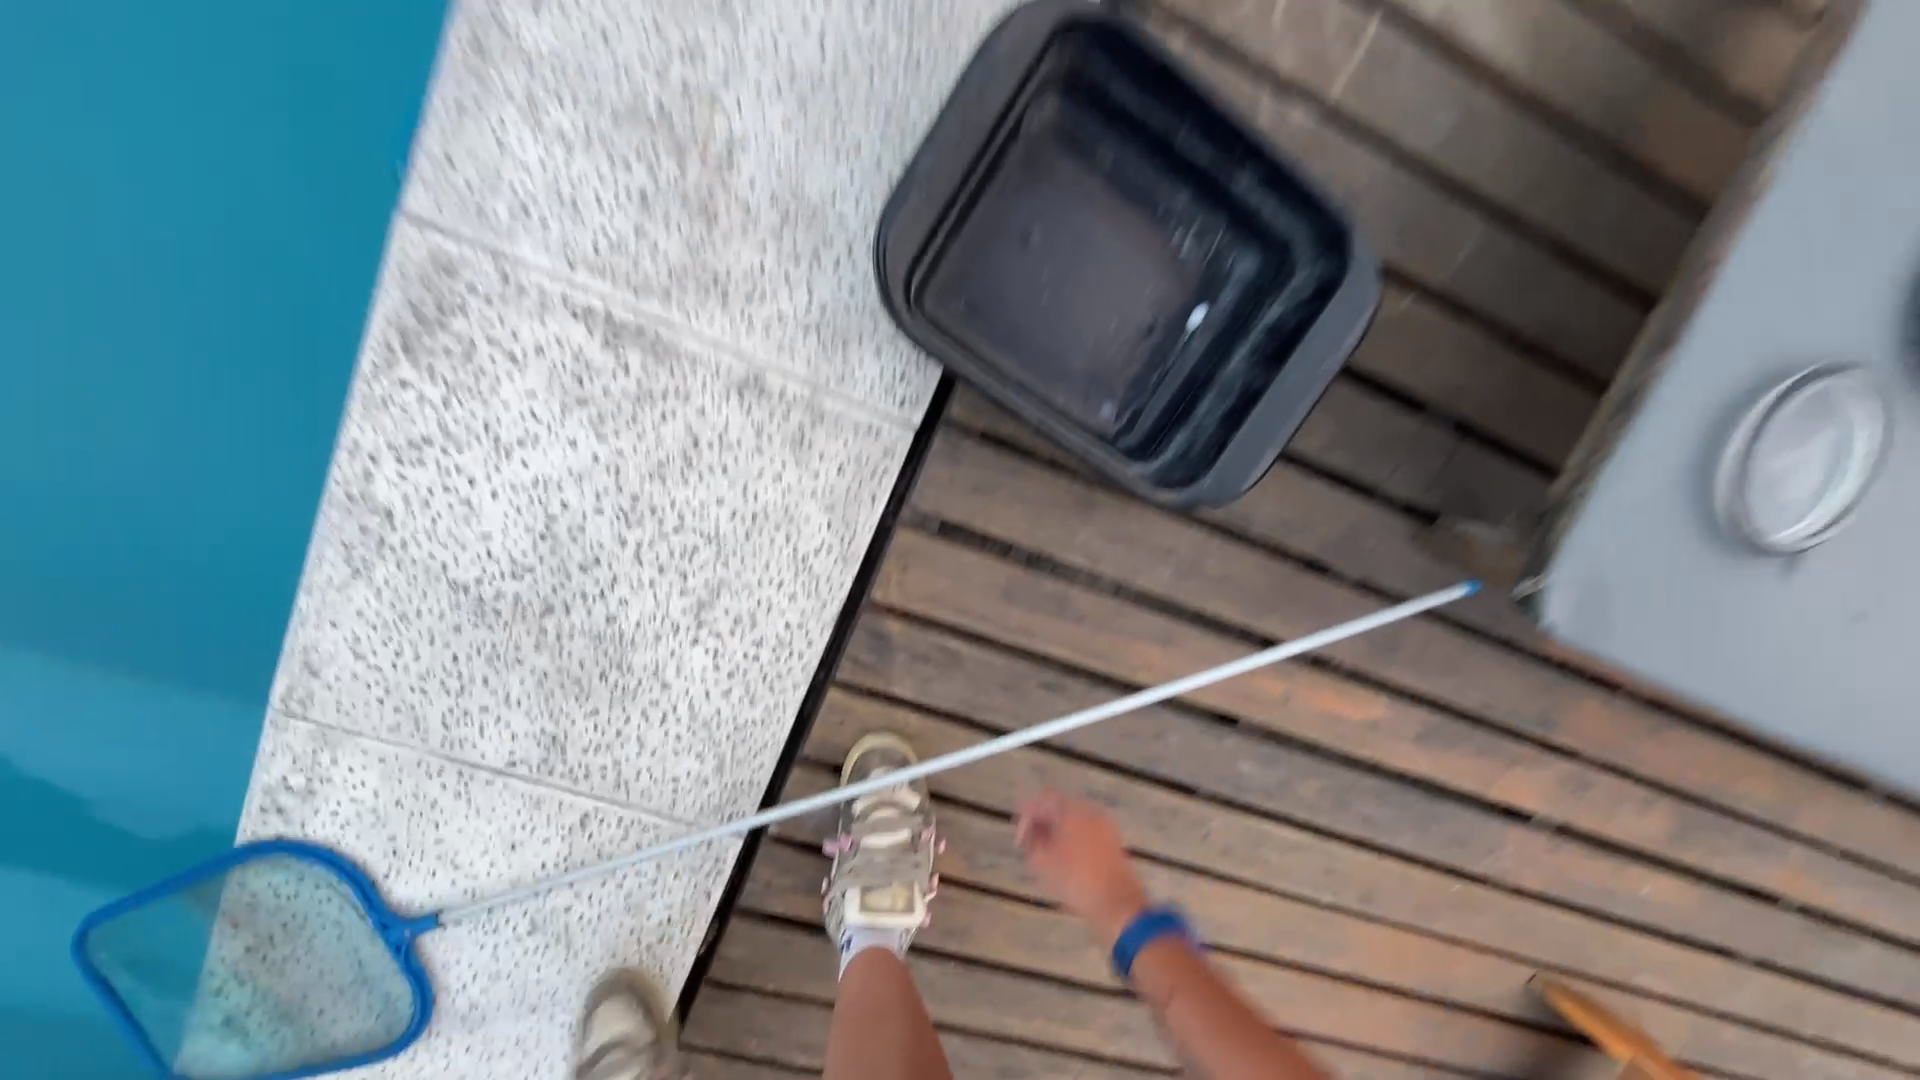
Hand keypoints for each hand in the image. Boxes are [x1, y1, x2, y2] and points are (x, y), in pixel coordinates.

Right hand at [1015, 791, 1149, 945]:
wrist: (1117, 903)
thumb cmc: (1075, 879)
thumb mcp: (1041, 861)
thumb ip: (1030, 840)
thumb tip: (1029, 831)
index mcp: (1071, 808)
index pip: (1041, 800)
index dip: (1026, 817)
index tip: (1019, 840)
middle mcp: (1089, 810)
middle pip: (1058, 808)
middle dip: (1042, 825)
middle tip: (1031, 847)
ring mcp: (1104, 825)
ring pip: (1073, 821)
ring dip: (1057, 834)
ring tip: (1047, 857)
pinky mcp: (1113, 841)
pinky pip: (1086, 832)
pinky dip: (1073, 841)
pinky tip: (1066, 861)